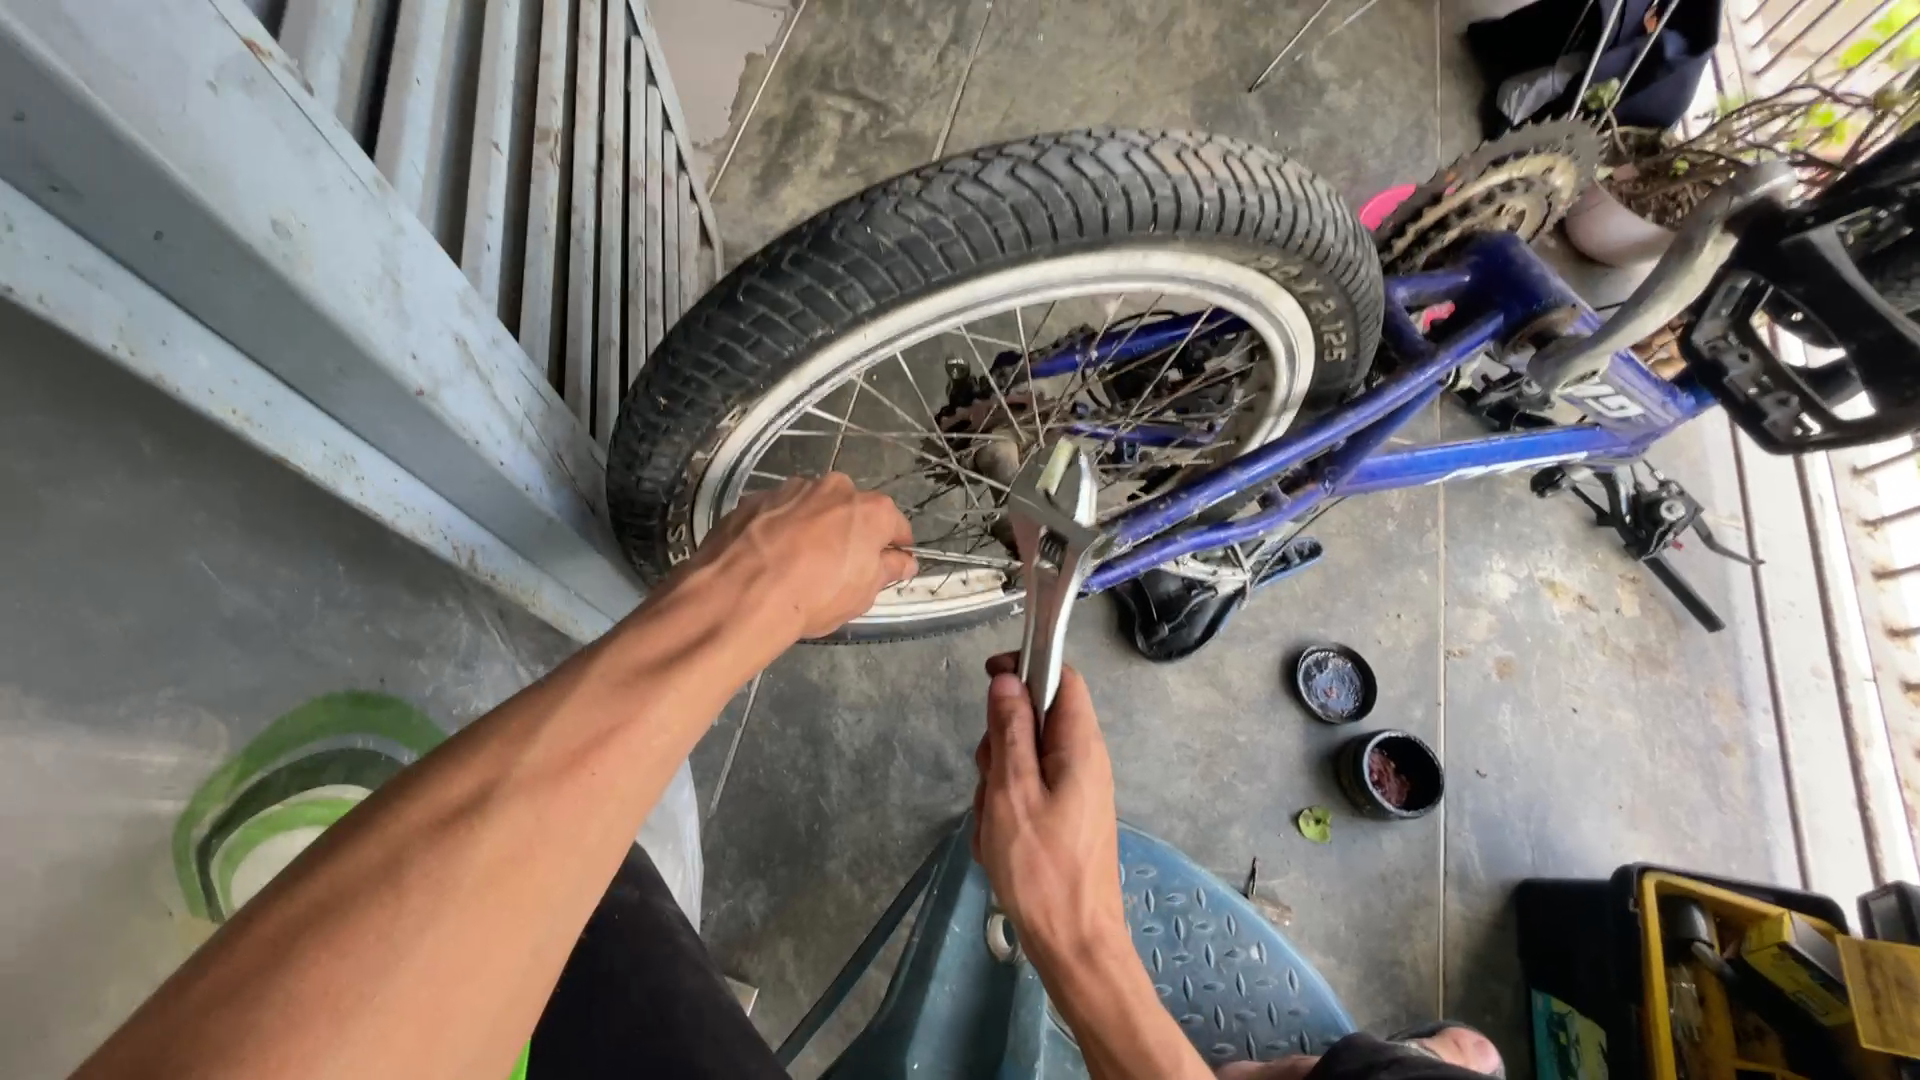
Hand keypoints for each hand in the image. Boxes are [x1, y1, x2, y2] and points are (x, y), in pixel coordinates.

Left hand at [686, 473, 915, 638]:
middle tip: (839, 566)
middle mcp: (833, 488)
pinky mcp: (754, 498)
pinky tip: (768, 557)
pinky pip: (777, 513)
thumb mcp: (862, 593)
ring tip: (797, 562)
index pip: (895, 524)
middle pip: (850, 510)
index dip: (894, 546)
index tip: (890, 563)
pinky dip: (778, 529)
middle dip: (849, 532)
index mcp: (870, 510)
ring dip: (812, 527)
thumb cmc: (816, 594)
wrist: (741, 592)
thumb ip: (887, 570)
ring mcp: (791, 489)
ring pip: (811, 507)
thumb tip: (903, 560)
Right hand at [971, 654, 1125, 972]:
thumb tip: (1007, 679)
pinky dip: (1005, 809)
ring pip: (1025, 758)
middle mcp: (1084, 760)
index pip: (1062, 677)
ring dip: (997, 783)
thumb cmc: (1041, 868)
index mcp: (1080, 744)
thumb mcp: (1012, 791)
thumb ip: (1010, 730)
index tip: (988, 680)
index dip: (1026, 667)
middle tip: (989, 779)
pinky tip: (999, 842)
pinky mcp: (1066, 817)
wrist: (1074, 945)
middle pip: (1036, 718)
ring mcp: (1076, 791)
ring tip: (993, 823)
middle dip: (1000, 740)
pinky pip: (1028, 792)